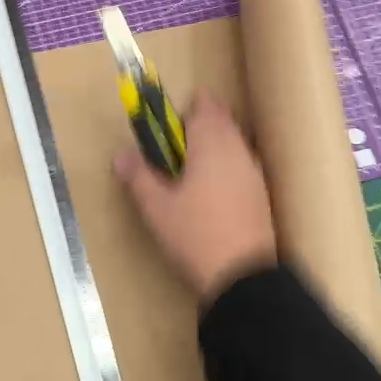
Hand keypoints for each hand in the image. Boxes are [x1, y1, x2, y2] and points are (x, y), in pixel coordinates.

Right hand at [115, 96, 277, 301]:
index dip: (183, 110)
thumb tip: (120, 155)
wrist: (241, 275)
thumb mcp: (156, 208)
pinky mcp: (260, 193)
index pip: (203, 106)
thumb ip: (138, 176)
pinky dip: (224, 166)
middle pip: (221, 120)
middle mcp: (237, 149)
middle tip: (172, 148)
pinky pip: (241, 164)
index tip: (166, 126)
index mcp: (210, 143)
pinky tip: (210, 193)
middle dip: (197, 126)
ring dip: (212, 146)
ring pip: (232, 142)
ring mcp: (253, 170)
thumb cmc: (194, 235)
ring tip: (188, 171)